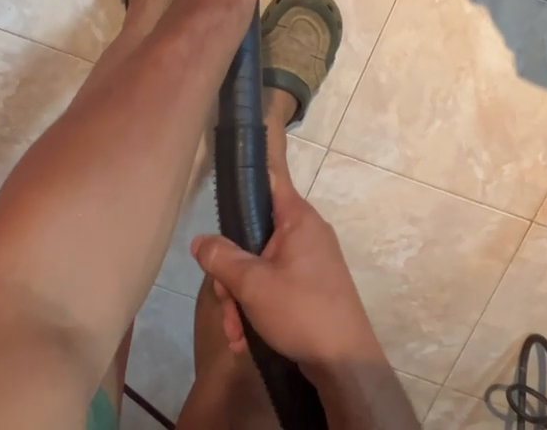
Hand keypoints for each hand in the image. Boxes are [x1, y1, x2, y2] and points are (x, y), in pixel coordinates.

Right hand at [191, 174, 383, 369]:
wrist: (346, 366)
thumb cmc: (301, 311)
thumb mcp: (252, 284)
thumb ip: (222, 257)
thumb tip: (200, 241)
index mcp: (298, 219)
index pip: (270, 180)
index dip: (245, 181)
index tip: (221, 193)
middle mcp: (306, 234)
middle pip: (255, 236)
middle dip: (232, 272)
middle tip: (224, 300)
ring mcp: (310, 263)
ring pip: (261, 267)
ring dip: (241, 299)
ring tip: (235, 332)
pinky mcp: (311, 289)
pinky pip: (275, 287)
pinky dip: (257, 309)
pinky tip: (245, 339)